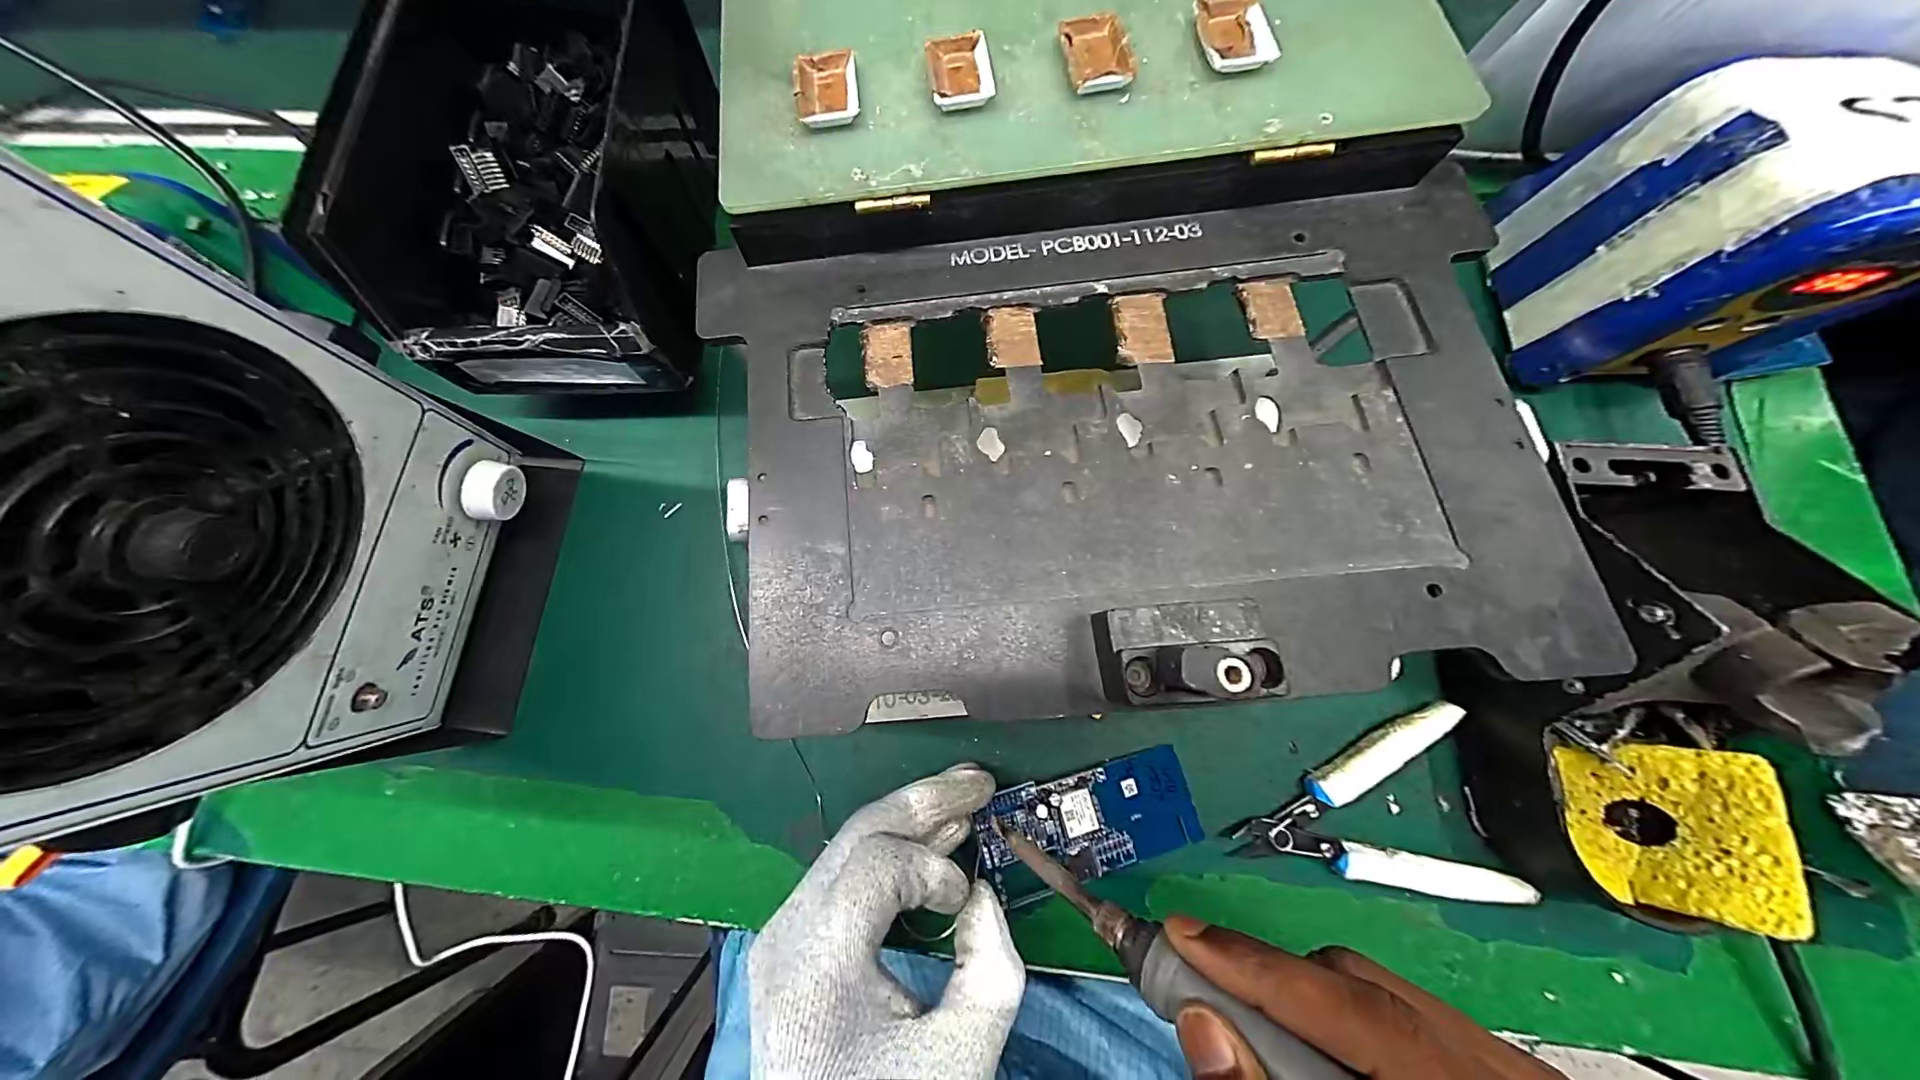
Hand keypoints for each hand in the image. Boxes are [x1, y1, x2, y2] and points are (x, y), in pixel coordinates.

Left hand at [749, 764, 1023, 1079]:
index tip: (964, 902)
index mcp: (816, 962)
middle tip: (976, 783)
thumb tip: (978, 897)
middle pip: (859, 833)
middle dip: (925, 800)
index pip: (877, 863)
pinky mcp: (794, 941)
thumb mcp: (959, 1058)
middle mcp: (787, 934)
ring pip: (851, 845)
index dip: (932, 869)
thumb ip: (989, 967)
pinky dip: (894, 852)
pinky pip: (847, 875)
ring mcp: (783, 934)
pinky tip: (930, 839)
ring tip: (961, 798)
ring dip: (912, 820)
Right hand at [1163, 916, 1564, 1079]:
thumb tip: (1201, 1023)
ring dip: (1309, 1004)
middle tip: (1200, 985)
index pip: (1356, 1011)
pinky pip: (1416, 1023)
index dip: (1257, 966)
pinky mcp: (1512, 1075)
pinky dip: (1352, 1027)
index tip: (1182, 936)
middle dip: (1272, 982)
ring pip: (1390, 1000)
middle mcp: (1507, 1078)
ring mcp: (1519, 1076)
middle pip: (1366, 991)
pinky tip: (1325, 1060)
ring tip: (1259, 1030)